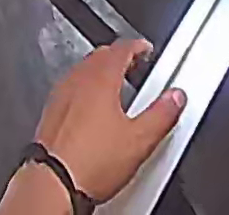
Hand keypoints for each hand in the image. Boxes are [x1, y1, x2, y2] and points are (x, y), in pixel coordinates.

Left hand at [31, 39, 185, 201]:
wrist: (53, 182)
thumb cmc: (90, 162)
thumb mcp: (138, 140)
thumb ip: (161, 115)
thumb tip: (176, 98)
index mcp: (102, 77)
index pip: (122, 47)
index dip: (138, 46)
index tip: (146, 50)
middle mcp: (80, 77)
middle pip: (103, 54)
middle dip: (121, 57)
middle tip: (136, 67)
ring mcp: (64, 91)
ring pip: (86, 69)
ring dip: (103, 71)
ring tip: (117, 88)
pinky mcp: (53, 107)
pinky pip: (72, 86)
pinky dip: (86, 88)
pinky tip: (92, 109)